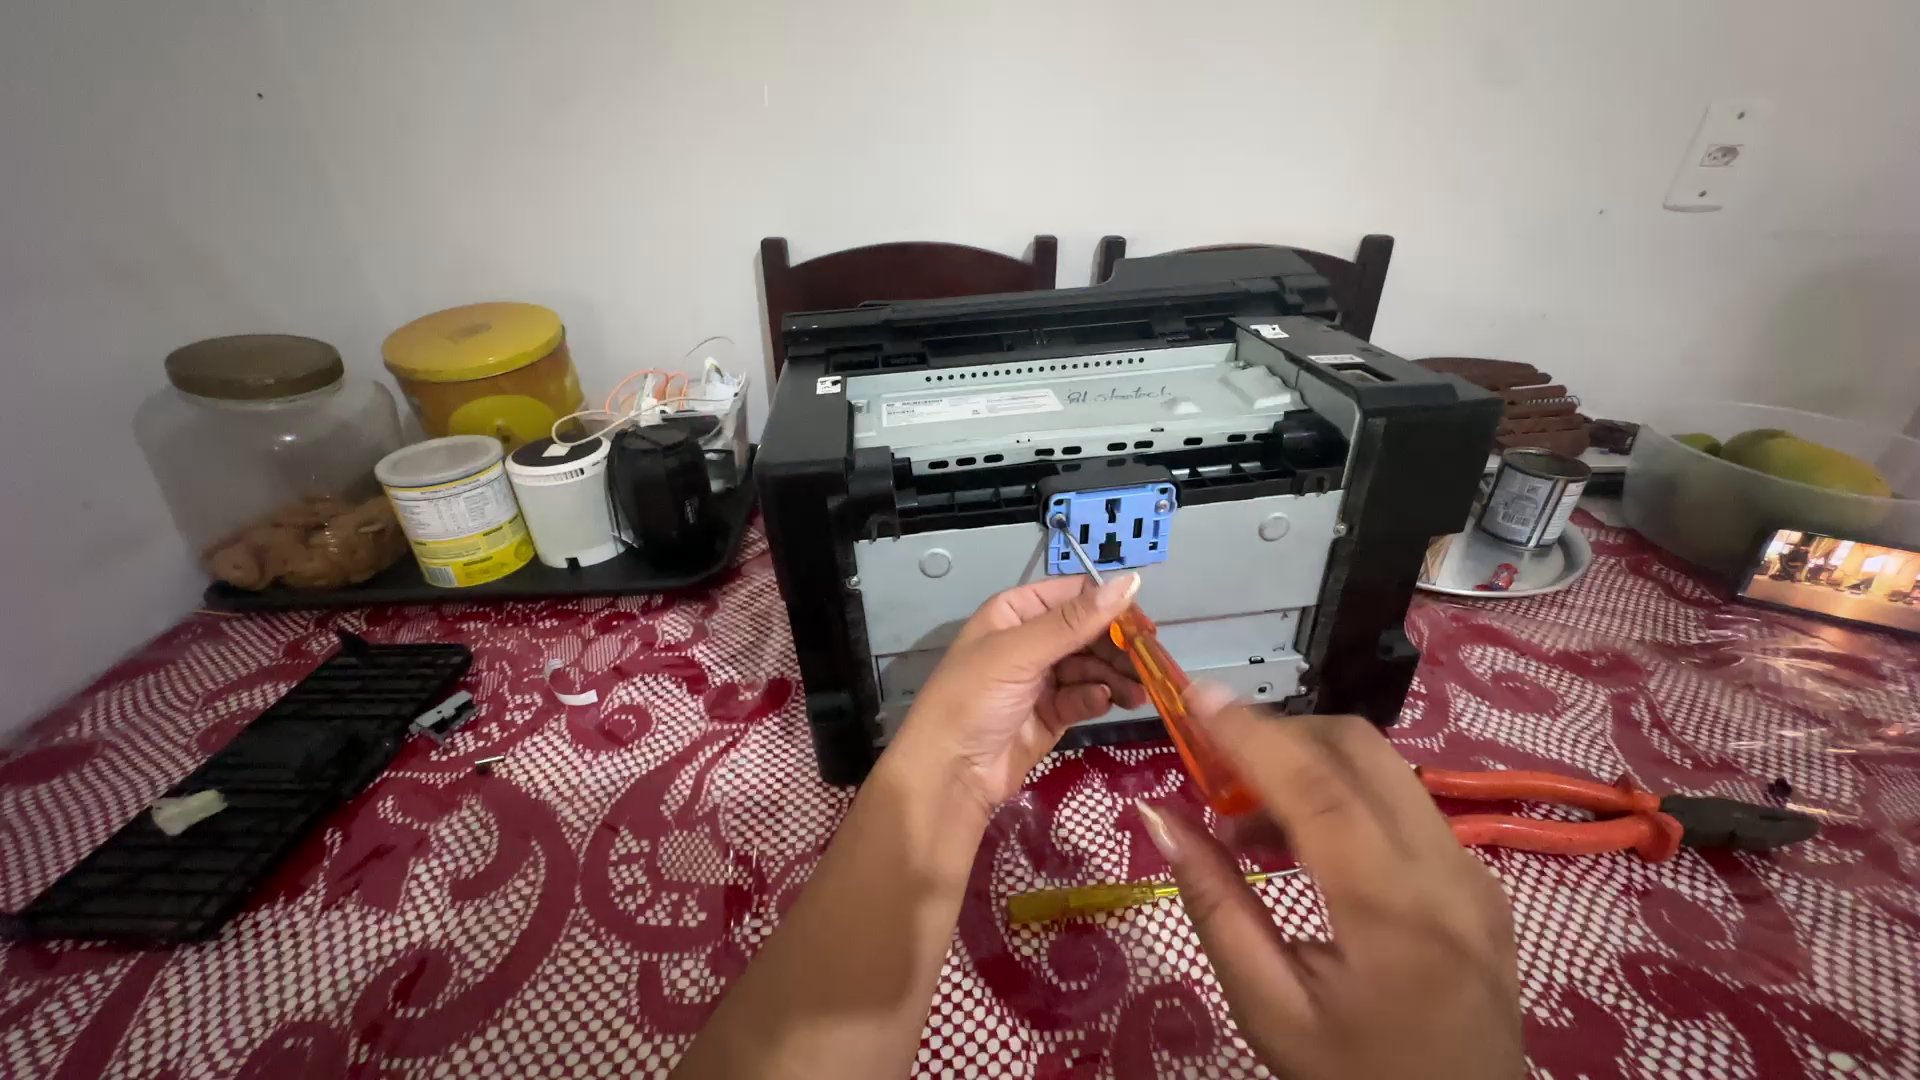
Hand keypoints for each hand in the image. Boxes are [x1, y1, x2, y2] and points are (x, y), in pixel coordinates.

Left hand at [887, 573, 1147, 812]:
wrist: (949, 773)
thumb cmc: (973, 699)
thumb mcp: (1020, 653)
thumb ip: (1075, 621)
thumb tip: (1129, 582)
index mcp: (1014, 612)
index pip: (1072, 596)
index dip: (1108, 606)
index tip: (1144, 624)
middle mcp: (1029, 640)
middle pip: (1087, 633)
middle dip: (1117, 647)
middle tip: (1148, 663)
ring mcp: (1041, 678)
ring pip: (1091, 666)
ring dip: (1115, 676)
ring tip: (1138, 692)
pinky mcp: (1052, 714)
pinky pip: (1084, 697)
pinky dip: (1097, 698)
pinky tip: (1105, 703)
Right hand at [1136, 690, 1522, 1079]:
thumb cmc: (1352, 1077)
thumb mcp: (1265, 1004)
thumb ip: (1212, 899)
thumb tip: (1155, 813)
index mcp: (1394, 913)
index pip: (1316, 789)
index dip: (1250, 733)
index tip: (1194, 694)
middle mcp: (1446, 873)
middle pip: (1356, 750)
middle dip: (1276, 734)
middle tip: (1213, 769)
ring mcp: (1471, 870)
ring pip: (1379, 763)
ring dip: (1304, 761)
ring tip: (1247, 819)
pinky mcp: (1474, 876)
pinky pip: (1397, 796)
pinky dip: (1336, 789)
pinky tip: (1298, 839)